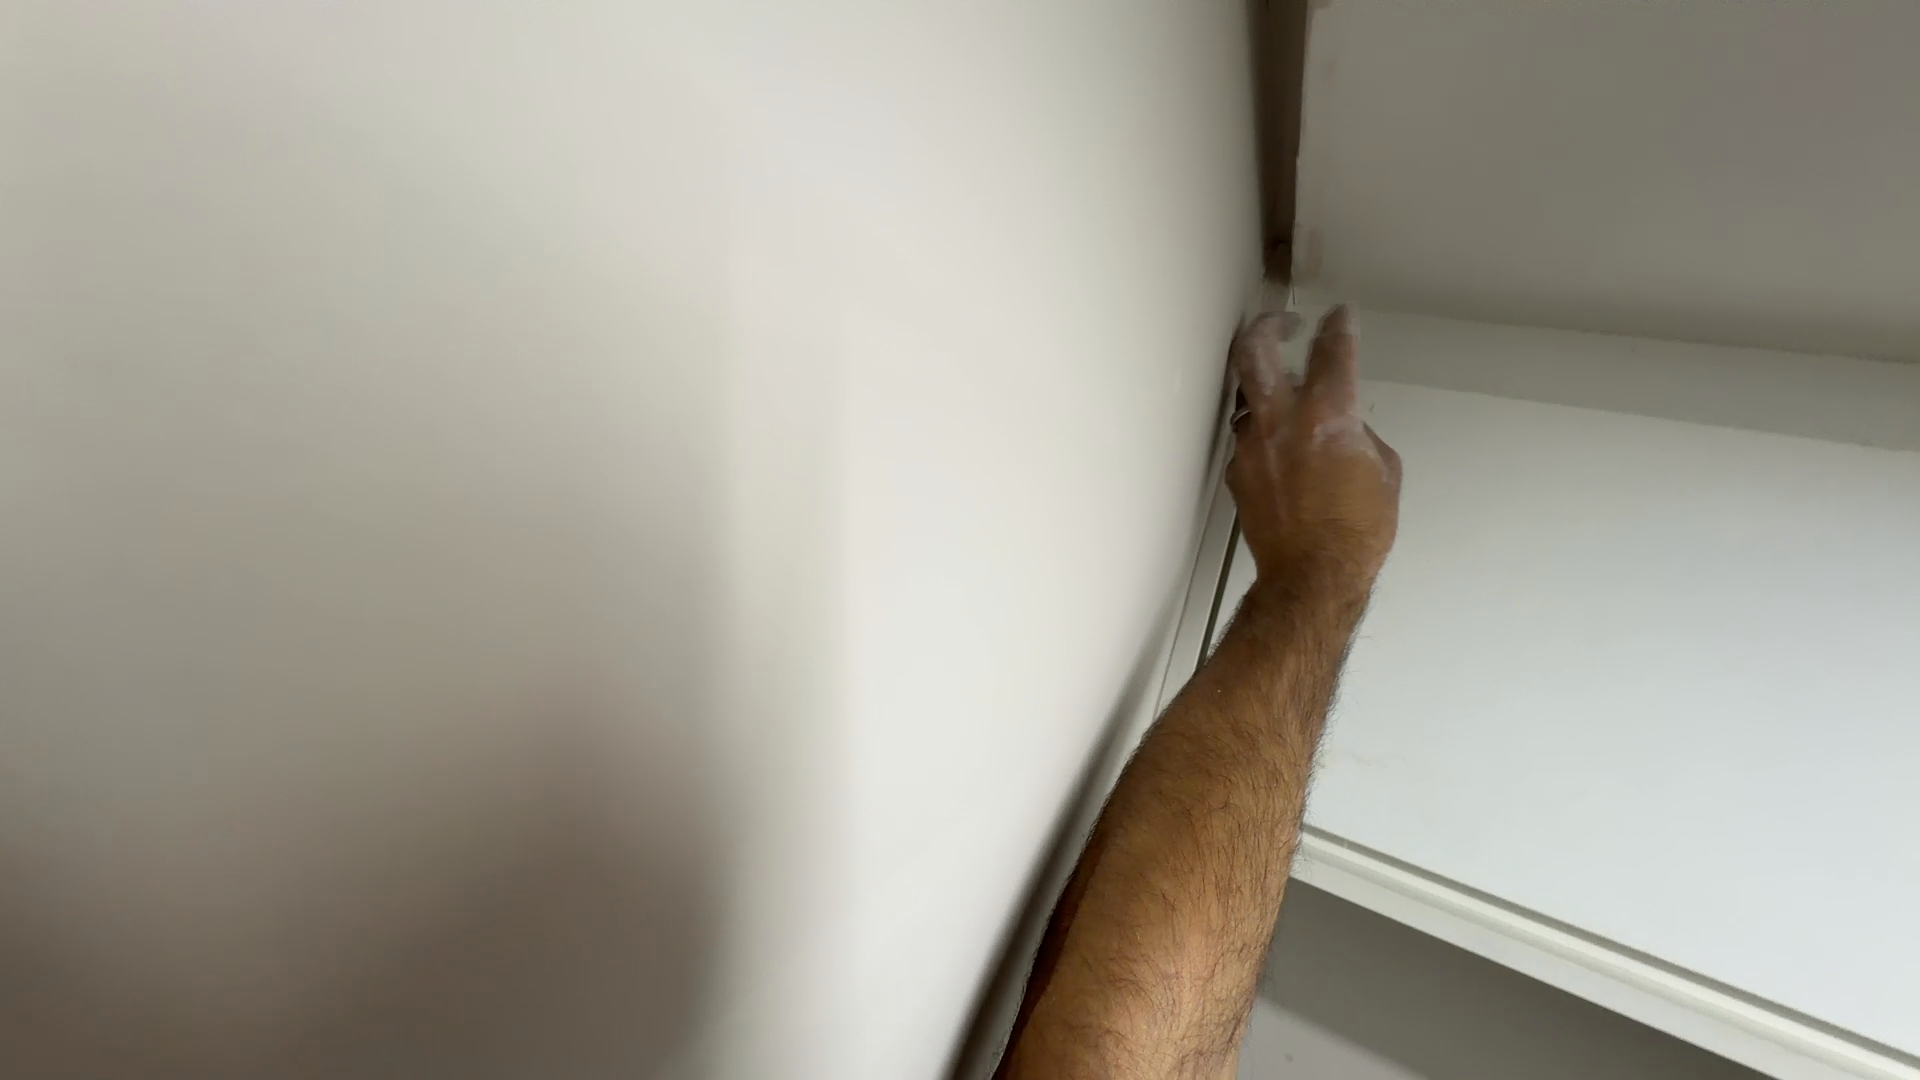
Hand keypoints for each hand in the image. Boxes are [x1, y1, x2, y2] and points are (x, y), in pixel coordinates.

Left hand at [1227, 304, 1400, 602]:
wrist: (1312, 572)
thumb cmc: (1358, 528)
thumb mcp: (1383, 470)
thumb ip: (1357, 433)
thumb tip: (1340, 423)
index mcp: (1328, 417)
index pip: (1332, 352)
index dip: (1337, 326)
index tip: (1338, 316)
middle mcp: (1281, 423)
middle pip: (1256, 353)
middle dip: (1267, 327)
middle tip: (1283, 323)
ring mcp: (1251, 446)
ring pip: (1246, 396)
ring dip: (1264, 385)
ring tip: (1281, 388)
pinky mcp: (1236, 471)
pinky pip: (1246, 437)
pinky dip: (1262, 430)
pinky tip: (1278, 443)